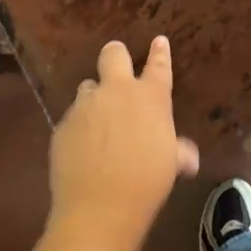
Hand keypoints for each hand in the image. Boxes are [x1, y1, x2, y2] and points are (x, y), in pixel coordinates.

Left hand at [48, 37, 200, 243]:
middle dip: (116, 55)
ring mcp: (86, 107)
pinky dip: (79, 126)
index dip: (159, 51)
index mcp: (150, 96)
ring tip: (98, 118)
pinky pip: (72, 117)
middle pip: (113, 54)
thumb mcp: (171, 164)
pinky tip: (82, 147)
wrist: (99, 208)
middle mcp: (117, 92)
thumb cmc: (147, 182)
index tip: (158, 41)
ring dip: (95, 96)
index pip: (158, 64)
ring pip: (88, 86)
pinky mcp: (62, 126)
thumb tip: (188, 159)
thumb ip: (178, 152)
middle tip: (117, 64)